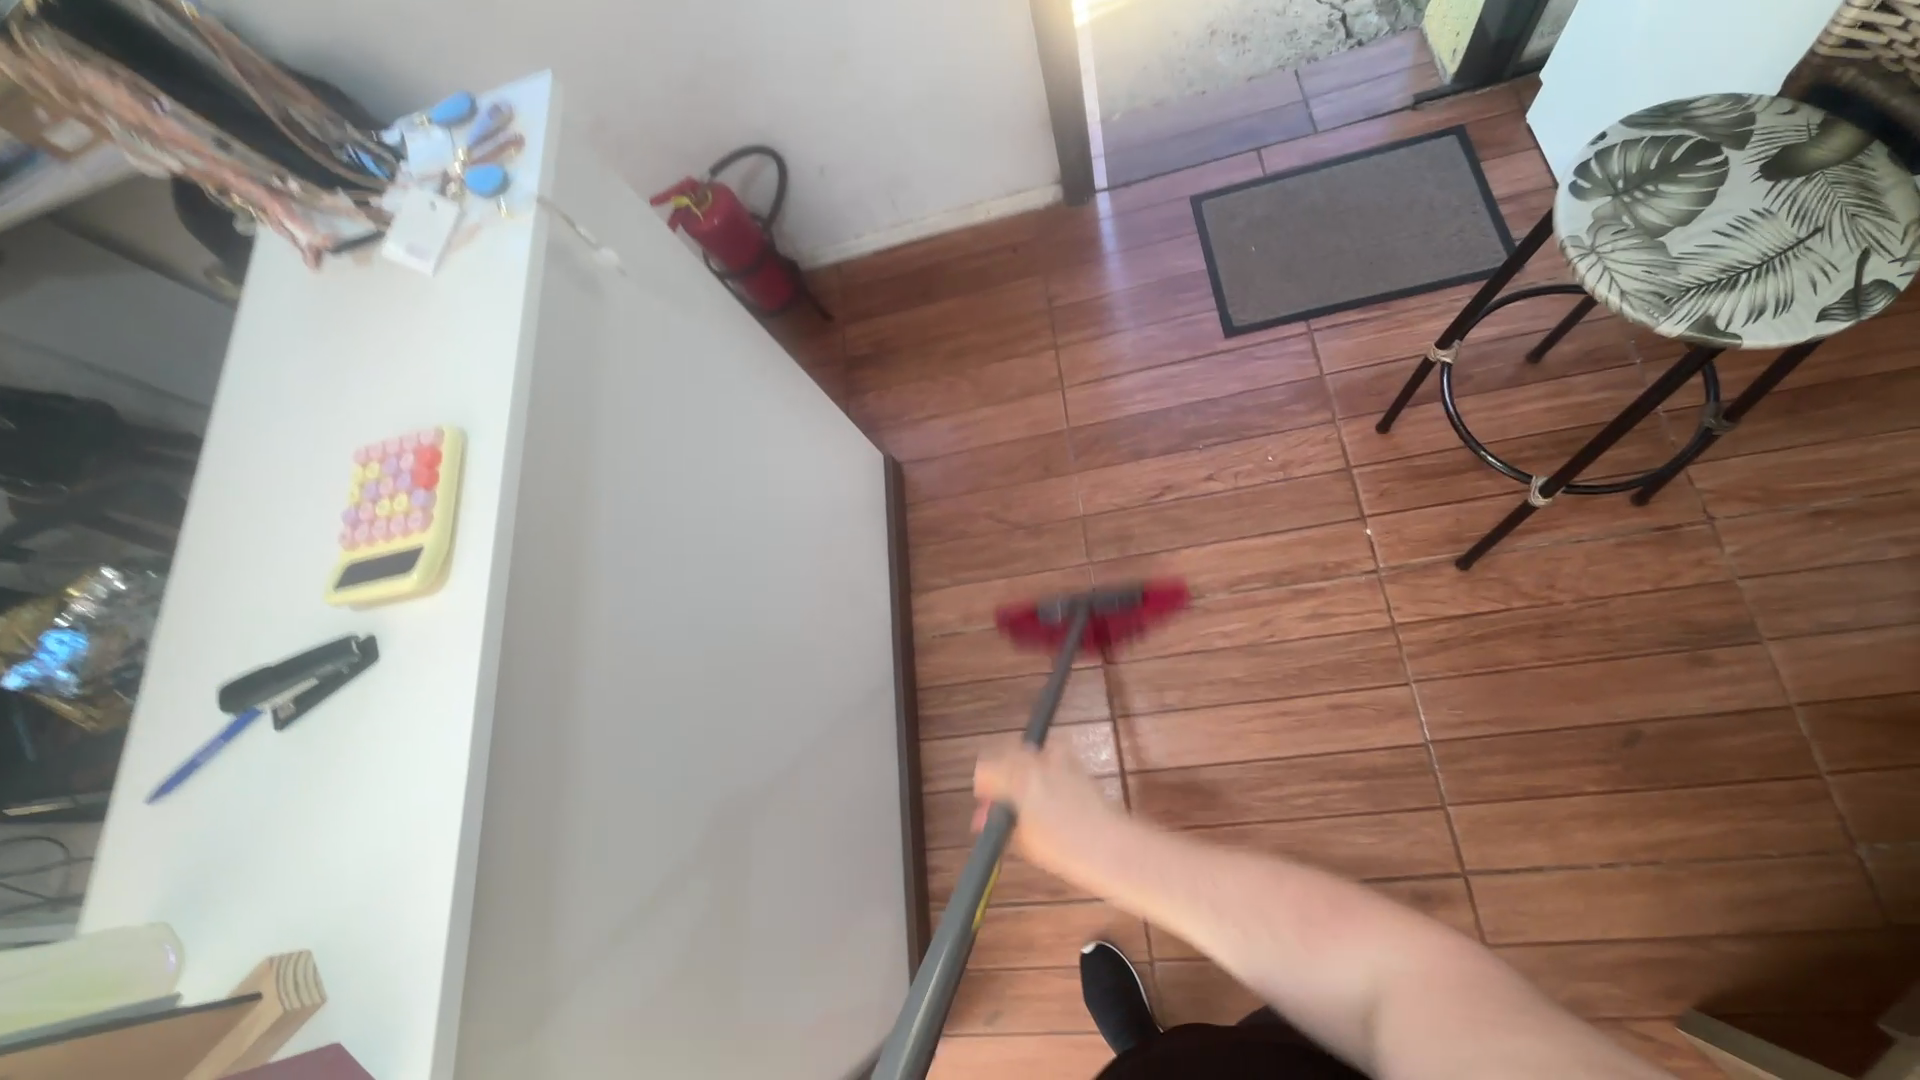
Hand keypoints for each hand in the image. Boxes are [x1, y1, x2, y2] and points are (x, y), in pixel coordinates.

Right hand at [973, 745, 1129, 877]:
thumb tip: (984, 816)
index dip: (982, 786)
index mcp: (1017, 777)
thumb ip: (1001, 821)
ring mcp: (1058, 759)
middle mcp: (1036, 761)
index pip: (985, 768)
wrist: (1109, 846)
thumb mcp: (1022, 840)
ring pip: (1028, 751)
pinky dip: (1044, 765)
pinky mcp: (1076, 764)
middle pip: (1006, 753)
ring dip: (1020, 766)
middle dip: (1000, 773)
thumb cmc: (1062, 848)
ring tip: (1024, 793)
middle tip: (1001, 800)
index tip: (985, 803)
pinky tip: (1048, 788)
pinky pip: (1052, 755)